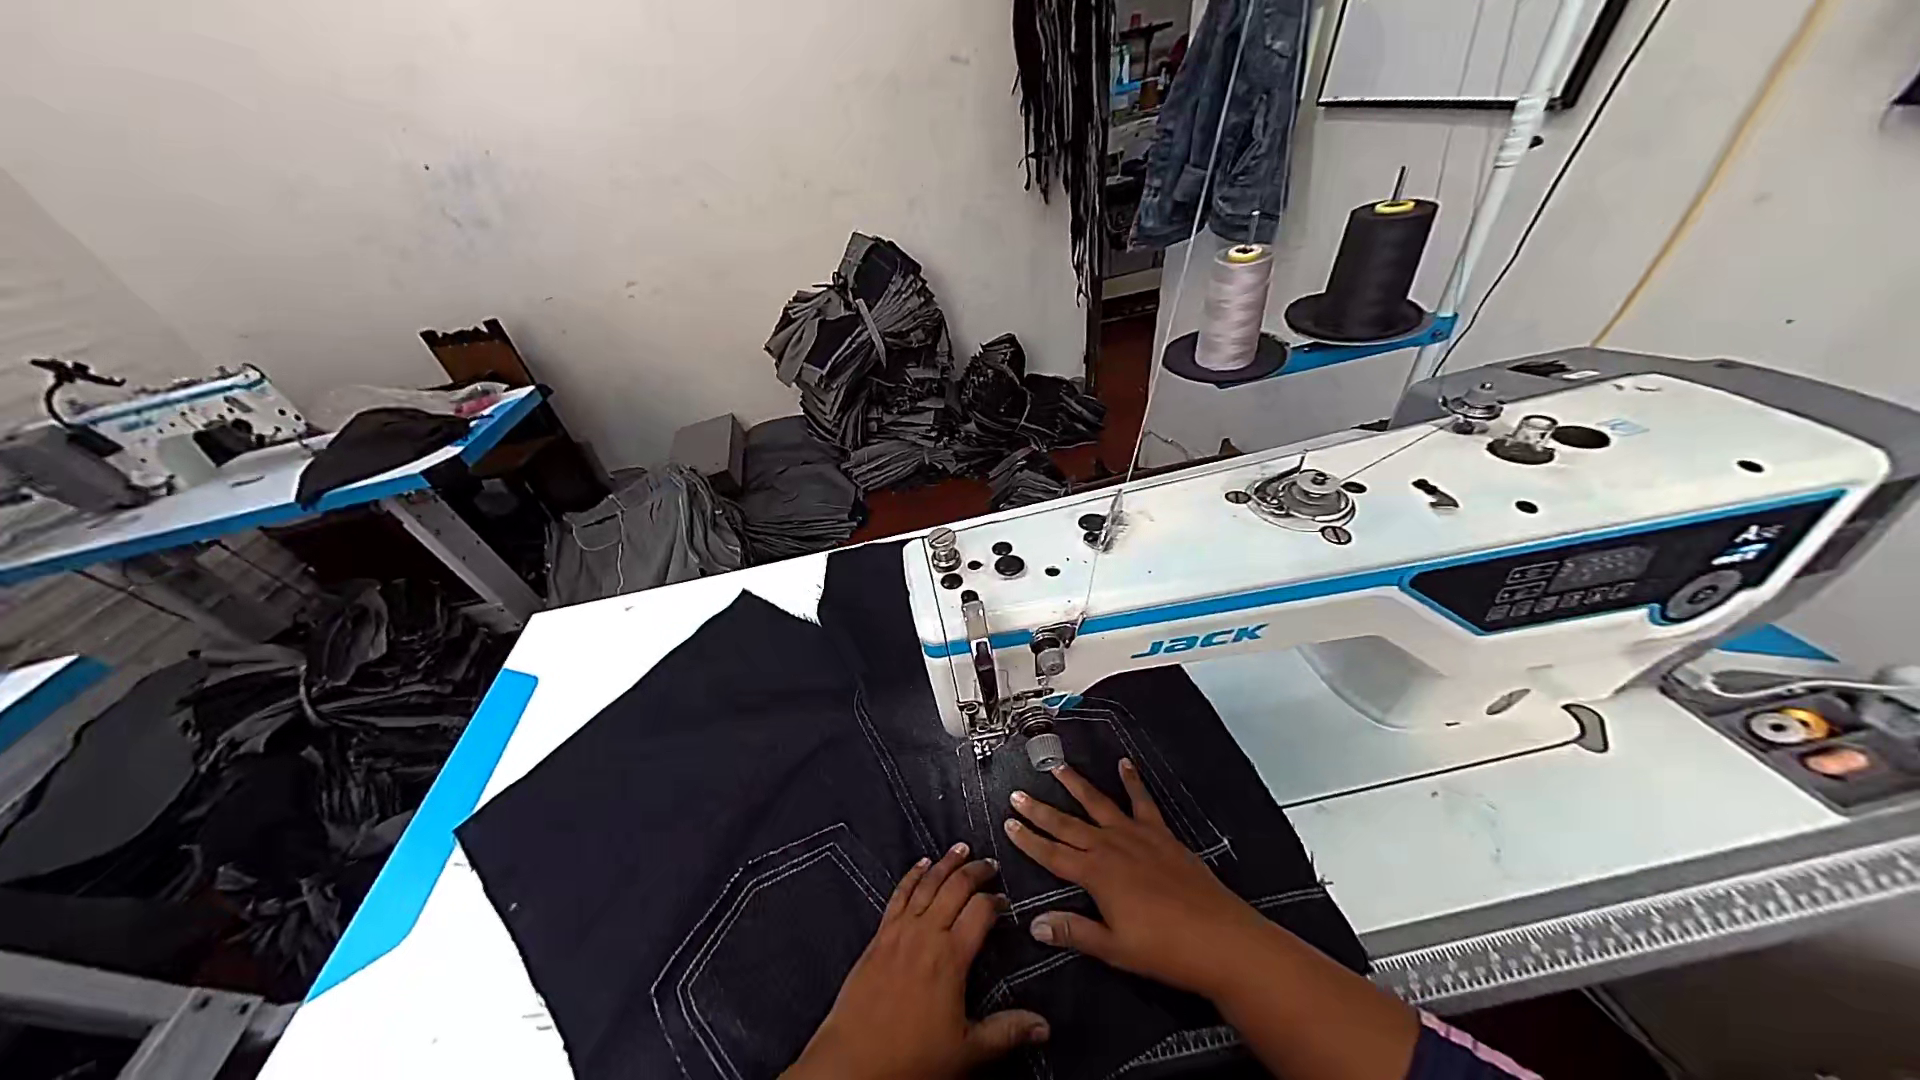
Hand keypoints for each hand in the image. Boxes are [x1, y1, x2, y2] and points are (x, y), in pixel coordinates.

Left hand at [782, 843, 1049, 1079]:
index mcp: (950, 956)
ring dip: (946, 863)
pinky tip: (921, 865)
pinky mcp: (879, 936)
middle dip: (976, 871)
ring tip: (961, 849)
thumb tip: (1044, 1026)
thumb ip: (1006, 1032)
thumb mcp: (967, 1051)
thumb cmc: (911, 1059)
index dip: (996, 901)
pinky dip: (912, 876)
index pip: (981, 911)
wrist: (853, 1064)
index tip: (1005, 902)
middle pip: (955, 887)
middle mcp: (926, 934)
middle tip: (990, 864)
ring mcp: (899, 931)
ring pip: (927, 884)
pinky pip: (899, 895)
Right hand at [1002, 760, 1274, 997]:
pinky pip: (1142, 802)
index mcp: (1096, 874)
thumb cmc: (1164, 949)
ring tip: (1058, 768)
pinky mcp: (1161, 834)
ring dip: (1076, 786)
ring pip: (1098, 804)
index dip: (1028, 839)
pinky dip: (1133, 782)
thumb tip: (1035, 924)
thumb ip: (1073, 931)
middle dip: (1040, 809)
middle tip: (1018, 793)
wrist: (1220, 938)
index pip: (1052, 853)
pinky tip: (1125, 765)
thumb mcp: (1114, 948)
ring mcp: (1137, 836)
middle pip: (1067, 824)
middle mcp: (1111, 847)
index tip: (1009, 823)